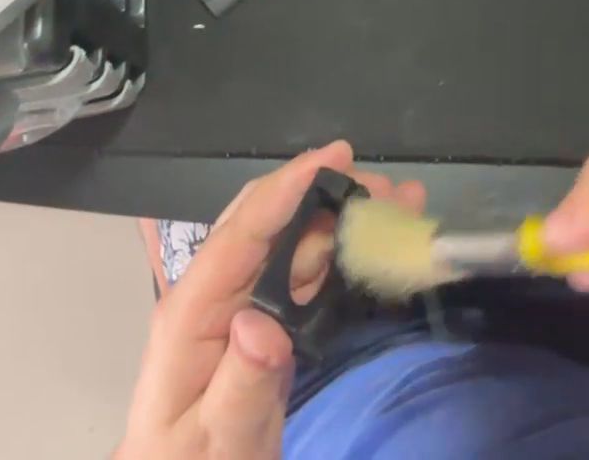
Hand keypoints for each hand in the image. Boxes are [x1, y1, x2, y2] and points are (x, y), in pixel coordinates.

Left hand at [116, 142, 425, 459]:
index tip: (334, 156)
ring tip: (394, 208)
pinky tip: (367, 247)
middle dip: (326, 194)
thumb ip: (239, 383)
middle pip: (269, 223)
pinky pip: (299, 275)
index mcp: (194, 307)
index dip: (288, 187)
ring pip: (291, 243)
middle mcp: (216, 290)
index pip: (242, 232)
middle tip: (389, 188)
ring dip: (340, 221)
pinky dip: (336, 255)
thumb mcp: (216, 439)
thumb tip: (263, 324)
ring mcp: (238, 303)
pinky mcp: (260, 321)